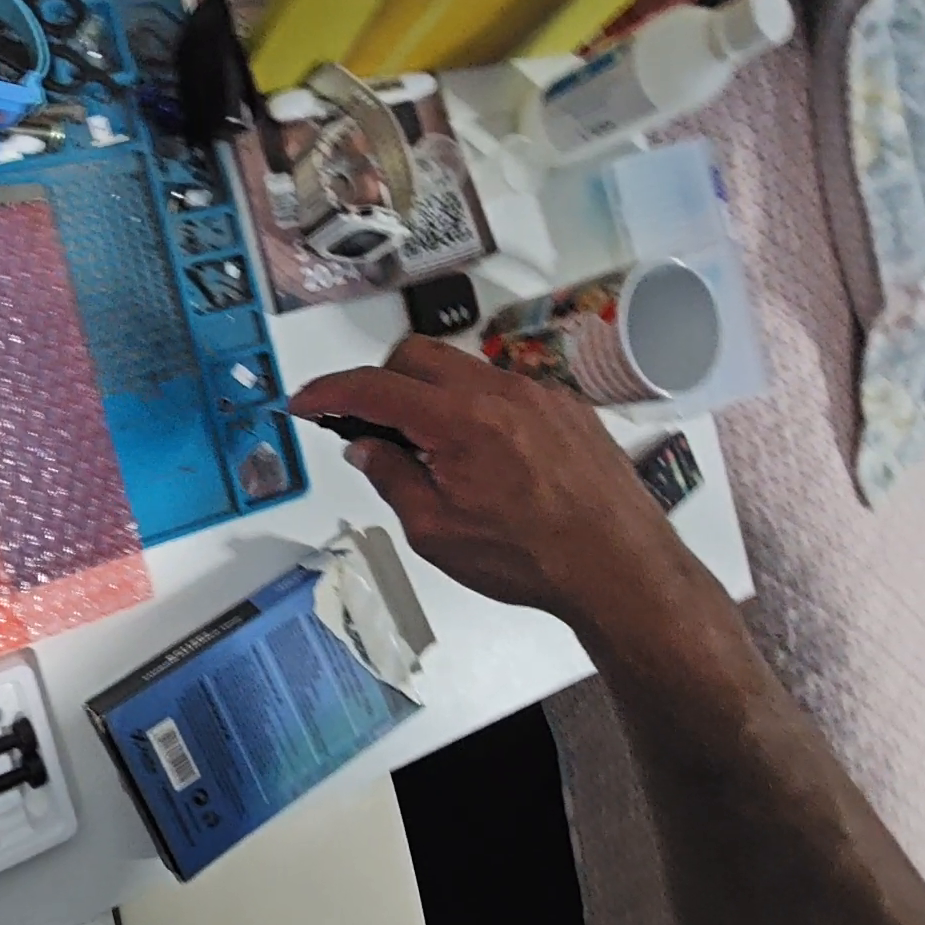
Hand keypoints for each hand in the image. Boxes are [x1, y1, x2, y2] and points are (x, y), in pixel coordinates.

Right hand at [289, 336, 696, 625]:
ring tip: (428, 449)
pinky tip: (478, 454)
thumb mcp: (433, 530)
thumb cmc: (523, 559)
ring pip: (459, 367)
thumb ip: (391, 477)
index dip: (328, 390)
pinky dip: (467, 405)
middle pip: (415, 354)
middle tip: (369, 427)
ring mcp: (539, 394)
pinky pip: (499, 386)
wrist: (623, 570)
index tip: (302, 402)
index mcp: (461, 422)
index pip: (375, 387)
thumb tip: (364, 446)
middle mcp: (500, 392)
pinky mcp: (566, 406)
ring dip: (424, 393)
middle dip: (377, 381)